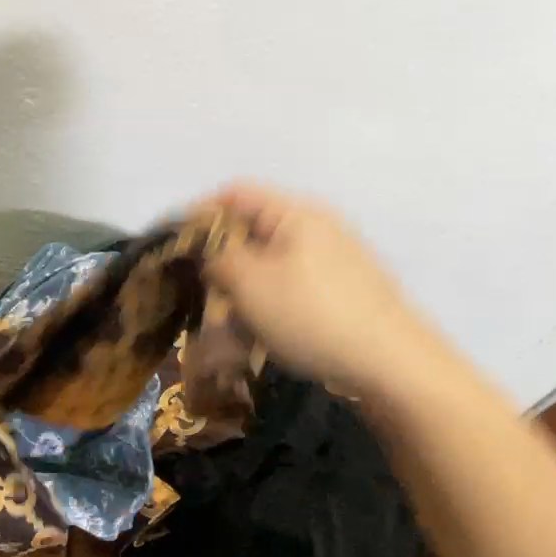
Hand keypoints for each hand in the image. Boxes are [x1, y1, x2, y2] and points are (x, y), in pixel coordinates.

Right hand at [198, 183, 450, 397]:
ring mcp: (330, 261)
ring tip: (220, 322)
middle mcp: (315, 228)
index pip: (234, 194)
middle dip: (216, 258)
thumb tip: (205, 251)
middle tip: (191, 288)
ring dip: (237, 290)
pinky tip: (253, 335)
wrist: (387, 362)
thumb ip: (217, 257)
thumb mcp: (250, 283)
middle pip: (250, 230)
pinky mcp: (337, 292)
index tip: (168, 244)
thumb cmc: (310, 314)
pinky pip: (285, 289)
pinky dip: (262, 306)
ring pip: (265, 265)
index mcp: (296, 214)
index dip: (196, 213)